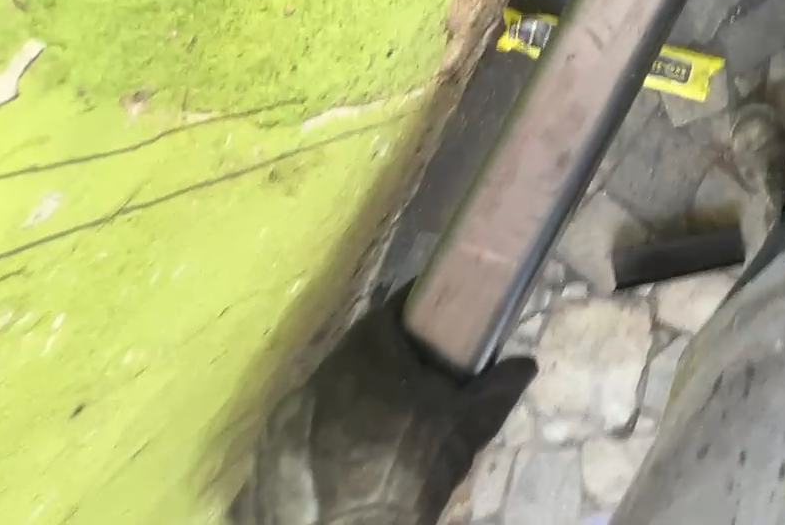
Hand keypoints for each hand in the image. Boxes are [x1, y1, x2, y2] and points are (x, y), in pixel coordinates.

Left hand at [232, 294, 534, 524]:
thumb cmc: (415, 472)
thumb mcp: (472, 426)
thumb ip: (500, 386)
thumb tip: (525, 364)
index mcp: (364, 361)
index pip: (388, 313)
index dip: (413, 311)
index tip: (436, 320)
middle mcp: (314, 385)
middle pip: (353, 354)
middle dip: (384, 359)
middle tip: (416, 377)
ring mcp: (278, 431)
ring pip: (321, 397)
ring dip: (350, 400)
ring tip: (382, 424)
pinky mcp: (259, 473)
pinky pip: (295, 443)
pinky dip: (318, 445)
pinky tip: (345, 464)